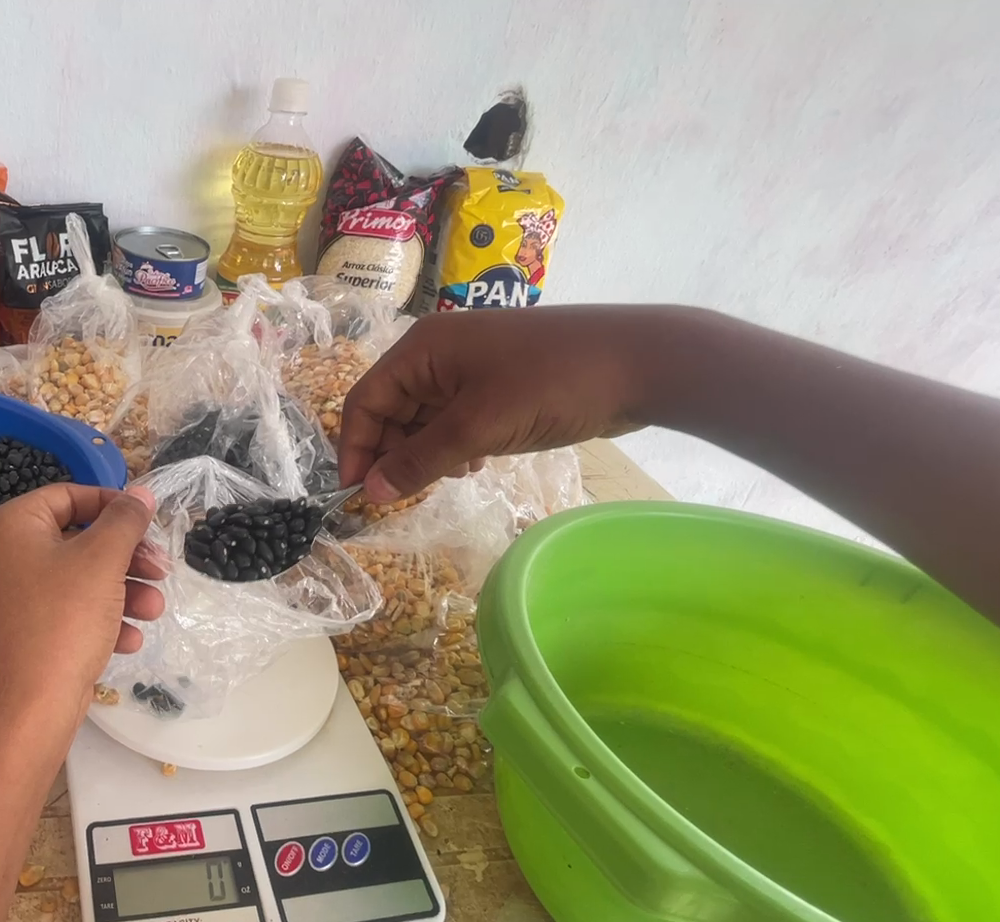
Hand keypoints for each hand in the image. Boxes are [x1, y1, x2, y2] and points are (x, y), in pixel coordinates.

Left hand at [0, 484, 164, 742]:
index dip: (113, 504)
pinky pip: (70, 615)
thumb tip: (141, 493)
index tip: (149, 521)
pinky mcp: (26, 636)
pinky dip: (103, 621)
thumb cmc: (61, 622)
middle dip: (127, 556)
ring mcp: (14, 600)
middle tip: (162, 569)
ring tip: (155, 610)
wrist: (24, 713)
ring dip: (124, 591)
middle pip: (79, 540)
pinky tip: (129, 640)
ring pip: (80, 581)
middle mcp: (6, 557)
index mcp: (13, 527)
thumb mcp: (101, 561)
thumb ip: (124, 521)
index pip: (69, 495)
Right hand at [338, 305, 711, 500]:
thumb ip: (418, 462)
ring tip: (452, 476)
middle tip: (407, 493)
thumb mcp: (477, 427)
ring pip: (422, 421)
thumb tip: (370, 493)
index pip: (365, 401)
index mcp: (422, 349)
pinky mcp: (493, 385)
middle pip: (390, 412)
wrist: (644, 363)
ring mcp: (467, 369)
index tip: (357, 494)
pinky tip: (475, 466)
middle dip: (394, 454)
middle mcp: (436, 354)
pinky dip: (453, 447)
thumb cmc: (551, 384)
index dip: (356, 449)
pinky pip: (452, 421)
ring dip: (425, 455)